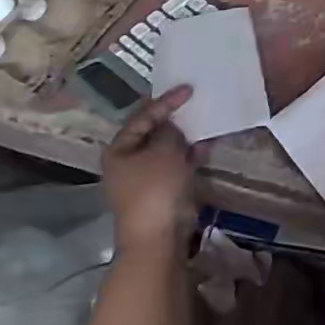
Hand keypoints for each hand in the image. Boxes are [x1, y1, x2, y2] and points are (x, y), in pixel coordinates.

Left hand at [103, 86, 200, 255]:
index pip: (142, 116)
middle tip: (195, 101)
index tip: (189, 89)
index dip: (166, 101)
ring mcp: (145, 176)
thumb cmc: (156, 187)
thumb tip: (172, 125)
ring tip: (204, 119)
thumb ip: (170, 130)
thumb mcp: (165, 149)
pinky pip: (177, 163)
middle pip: (152, 131)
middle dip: (174, 118)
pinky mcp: (162, 189)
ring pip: (166, 147)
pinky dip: (190, 153)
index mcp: (119, 150)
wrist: (159, 236)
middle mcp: (128, 161)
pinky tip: (206, 144)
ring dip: (184, 135)